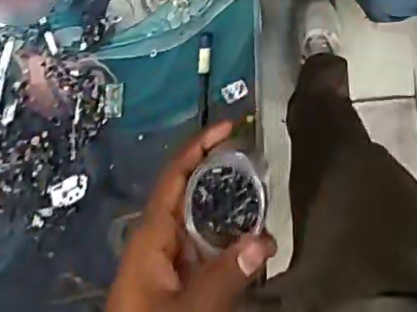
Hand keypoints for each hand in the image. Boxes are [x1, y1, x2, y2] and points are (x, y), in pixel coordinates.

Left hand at [106, 122, 274, 311]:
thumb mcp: (187, 311)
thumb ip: (224, 276)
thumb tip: (266, 238)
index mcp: (150, 234)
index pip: (175, 174)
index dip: (200, 144)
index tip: (230, 124)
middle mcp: (155, 240)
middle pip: (188, 192)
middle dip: (220, 172)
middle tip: (255, 158)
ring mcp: (164, 264)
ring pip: (198, 223)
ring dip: (227, 207)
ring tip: (260, 192)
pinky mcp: (173, 287)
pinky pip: (201, 251)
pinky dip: (225, 240)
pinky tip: (249, 243)